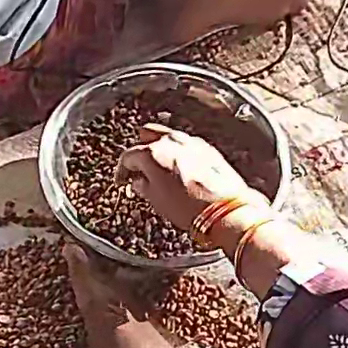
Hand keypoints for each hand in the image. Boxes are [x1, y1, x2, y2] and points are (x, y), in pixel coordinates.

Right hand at [117, 125, 268, 231]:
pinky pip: (184, 144)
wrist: (225, 210)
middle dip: (140, 153)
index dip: (122, 170)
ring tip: (158, 169)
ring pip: (167, 137)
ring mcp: (190, 142)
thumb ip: (144, 186)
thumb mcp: (157, 201)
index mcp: (151, 153)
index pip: (128, 156)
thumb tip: (139, 182)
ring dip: (158, 150)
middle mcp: (170, 142)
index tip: (122, 180)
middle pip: (146, 137)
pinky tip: (178, 169)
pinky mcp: (206, 147)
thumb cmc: (191, 208)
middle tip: (138, 170)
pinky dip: (177, 153)